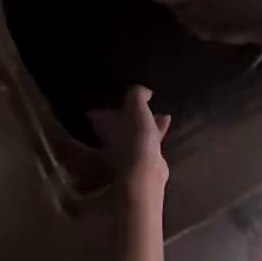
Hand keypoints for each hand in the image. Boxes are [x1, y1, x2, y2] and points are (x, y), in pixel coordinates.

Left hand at [87, 85, 170, 200]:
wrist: (145, 169)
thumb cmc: (134, 134)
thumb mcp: (136, 105)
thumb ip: (137, 94)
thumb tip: (143, 91)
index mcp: (103, 125)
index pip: (95, 116)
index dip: (98, 110)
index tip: (101, 105)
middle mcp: (108, 140)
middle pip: (113, 126)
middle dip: (124, 116)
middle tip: (132, 107)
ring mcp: (123, 153)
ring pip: (133, 134)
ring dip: (145, 123)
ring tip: (159, 113)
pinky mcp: (140, 161)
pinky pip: (147, 141)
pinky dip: (155, 132)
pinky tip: (166, 123)